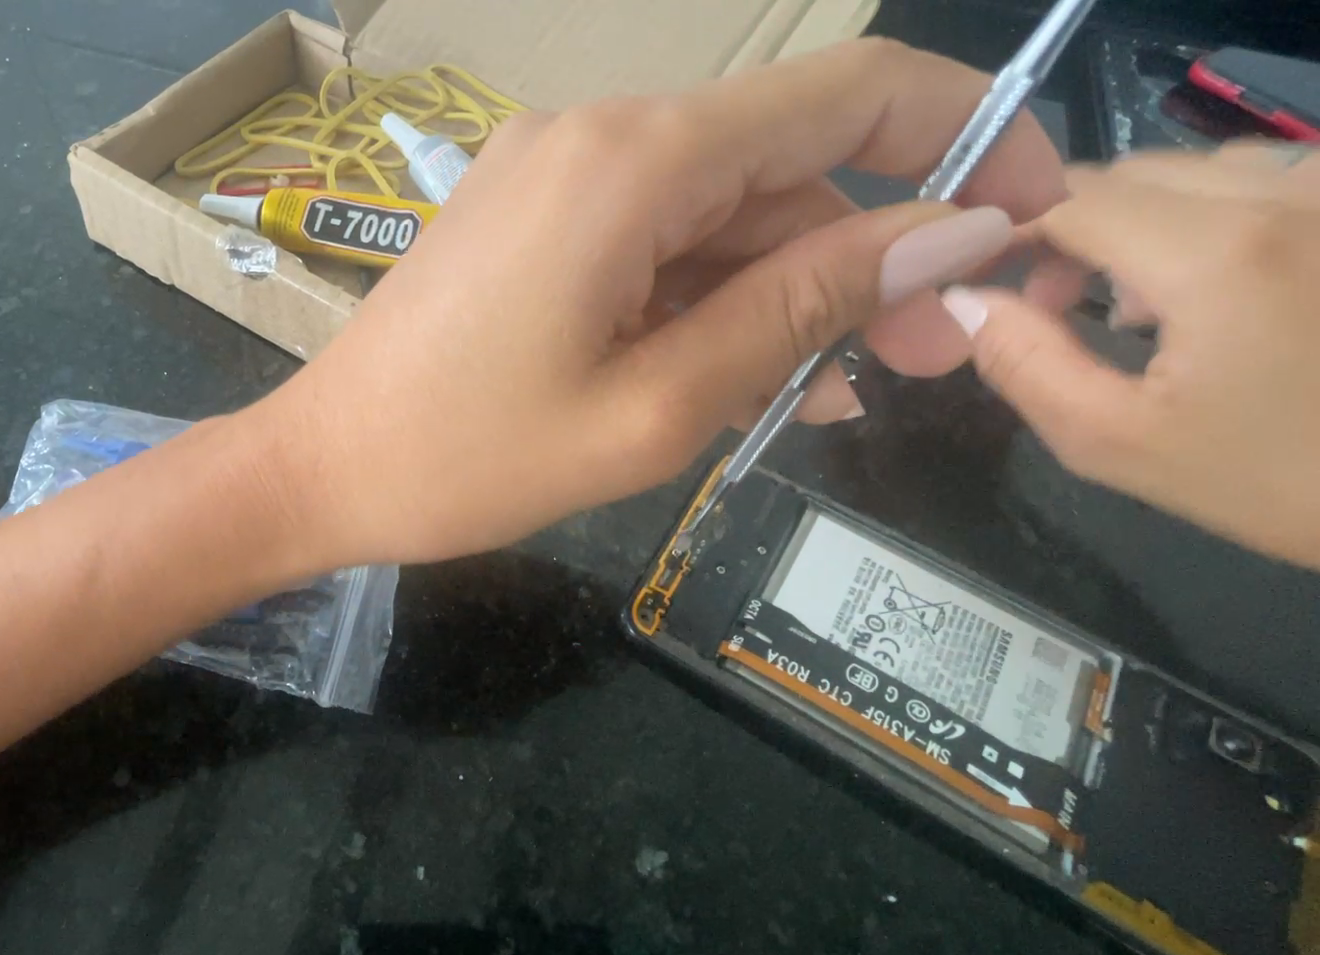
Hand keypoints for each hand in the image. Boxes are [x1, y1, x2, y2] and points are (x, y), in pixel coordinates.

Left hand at [238, 38, 1064, 567]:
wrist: (322, 472)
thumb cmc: (470, 461)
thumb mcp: (655, 407)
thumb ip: (799, 311)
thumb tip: (947, 236)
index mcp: (630, 163)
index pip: (845, 95)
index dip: (958, 142)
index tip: (1021, 223)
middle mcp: (591, 138)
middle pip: (775, 169)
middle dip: (857, 258)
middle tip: (918, 366)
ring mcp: (546, 177)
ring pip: (708, 215)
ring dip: (775, 293)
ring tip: (825, 395)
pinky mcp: (519, 224)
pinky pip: (642, 242)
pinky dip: (696, 298)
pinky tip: (732, 372)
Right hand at [936, 143, 1319, 569]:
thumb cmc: (1272, 476)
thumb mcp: (1109, 438)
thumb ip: (1020, 362)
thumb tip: (960, 301)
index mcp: (1218, 251)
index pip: (1069, 198)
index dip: (1001, 228)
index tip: (969, 277)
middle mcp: (1294, 192)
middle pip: (1126, 175)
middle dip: (1062, 232)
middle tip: (1043, 308)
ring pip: (1192, 171)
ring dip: (1130, 225)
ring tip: (1126, 306)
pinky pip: (1263, 179)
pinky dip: (1201, 219)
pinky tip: (1201, 288)